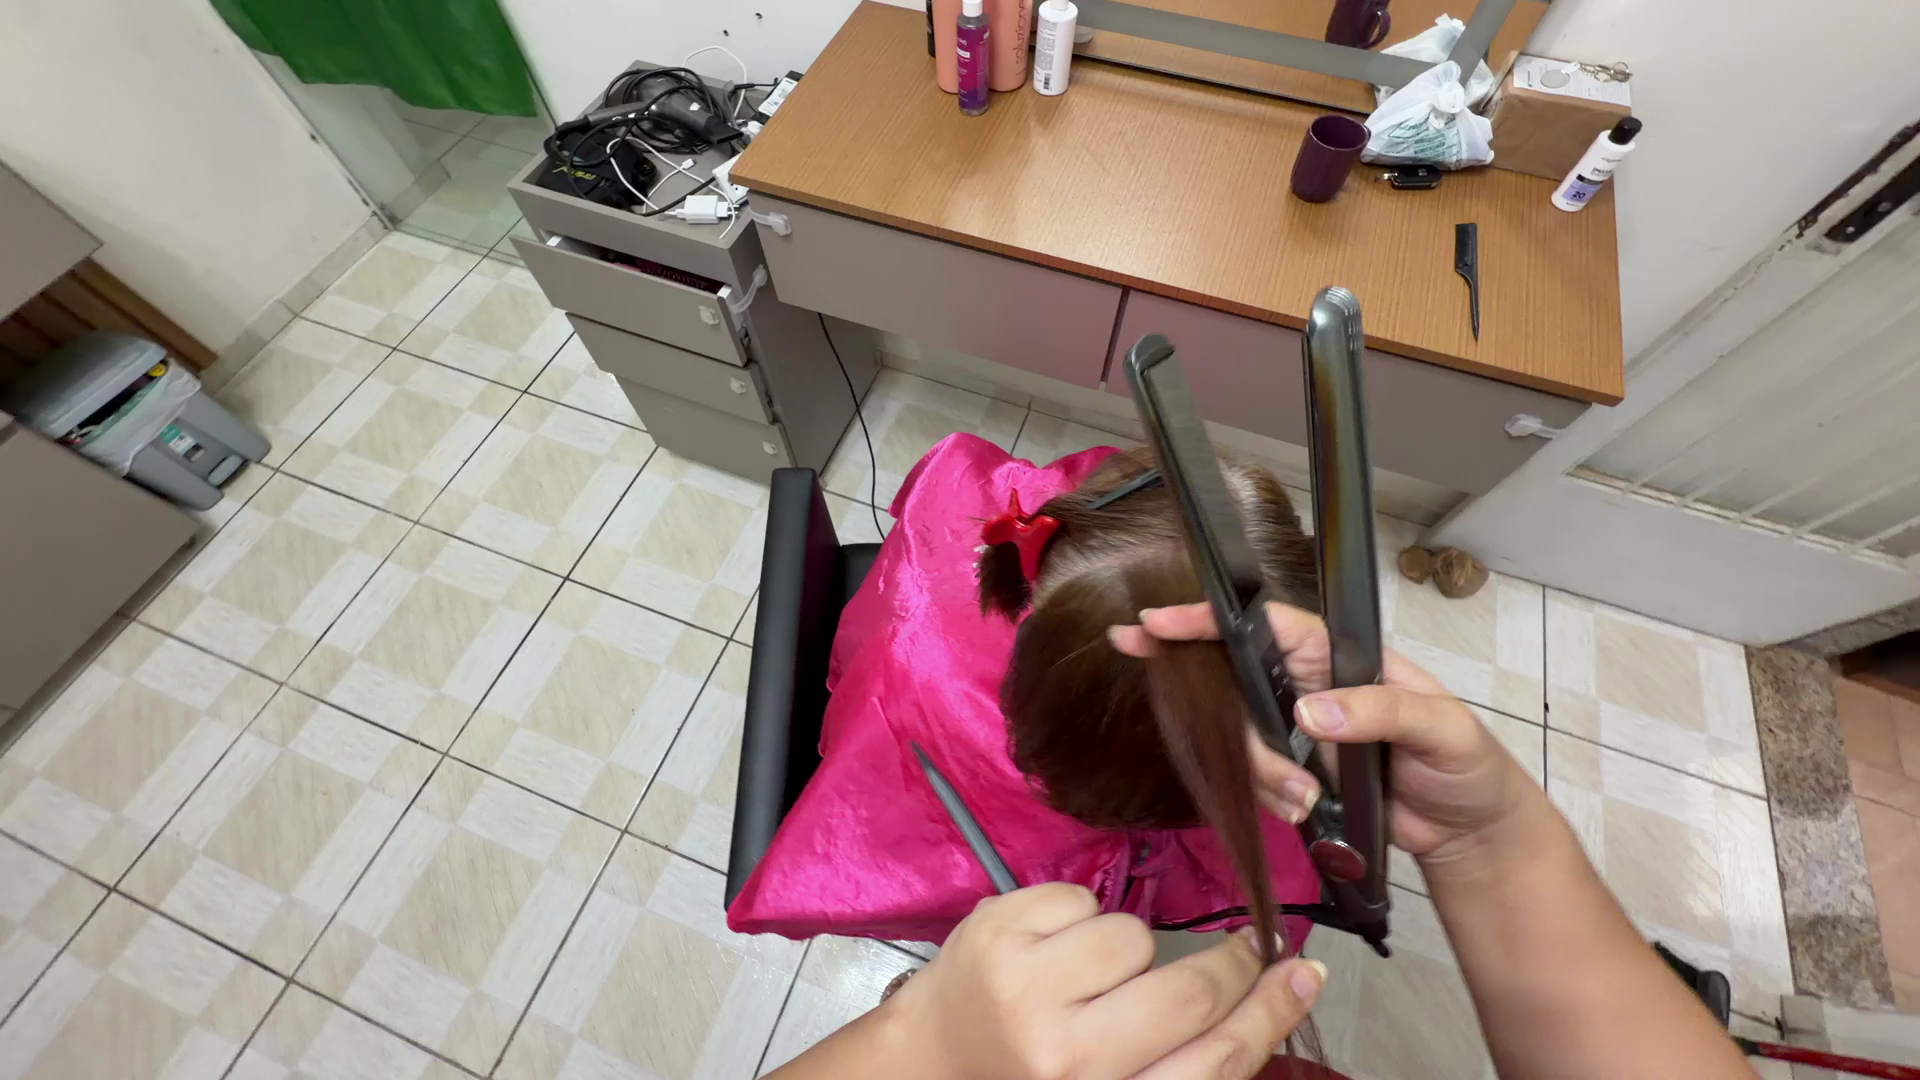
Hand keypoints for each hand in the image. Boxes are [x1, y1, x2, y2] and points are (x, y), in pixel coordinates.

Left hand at [882, 883, 1324, 1079]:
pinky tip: (1050, 944)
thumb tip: (1264, 989)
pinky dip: (1076, 913)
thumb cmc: (1026, 1074)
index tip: (1305, 968)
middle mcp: (1067, 1060)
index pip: (1215, 1062)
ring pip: (1132, 933)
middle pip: (1186, 992)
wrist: (931, 1058)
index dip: (1271, 1011)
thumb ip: (1172, 1051)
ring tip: (1089, 971)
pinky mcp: (996, 933)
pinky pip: (1078, 897)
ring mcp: (1026, 989)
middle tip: (1238, 948)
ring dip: (1124, 945)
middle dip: (1226, 962)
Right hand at [1108, 602, 1536, 864]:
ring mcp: (1290, 731)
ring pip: (1237, 736)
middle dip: (1208, 704)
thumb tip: (1309, 715)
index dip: (1207, 619)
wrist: (1465, 834)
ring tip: (1306, 798)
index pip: (1263, 624)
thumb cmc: (1463, 762)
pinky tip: (1302, 810)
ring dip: (1258, 769)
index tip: (1156, 624)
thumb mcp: (1440, 725)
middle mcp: (1302, 685)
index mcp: (1333, 655)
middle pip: (1232, 682)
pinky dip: (1268, 796)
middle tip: (1193, 717)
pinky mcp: (1287, 772)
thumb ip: (1380, 710)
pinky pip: (1250, 776)